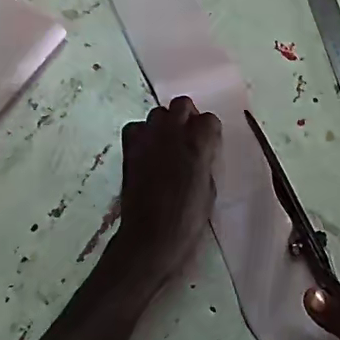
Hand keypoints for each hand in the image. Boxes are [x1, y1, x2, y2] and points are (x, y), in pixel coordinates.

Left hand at [110, 96, 220, 281]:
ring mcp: (148, 138)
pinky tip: (148, 151)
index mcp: (199, 143)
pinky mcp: (129, 148)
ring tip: (167, 144)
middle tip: (189, 137)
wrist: (152, 235)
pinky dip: (142, 135)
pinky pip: (136, 128)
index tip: (209, 144)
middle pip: (182, 104)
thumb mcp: (209, 188)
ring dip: (165, 124)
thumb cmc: (188, 218)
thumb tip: (199, 154)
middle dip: (187, 117)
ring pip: (157, 113)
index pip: (209, 119)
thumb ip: (204, 161)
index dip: (209, 132)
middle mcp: (173, 133)